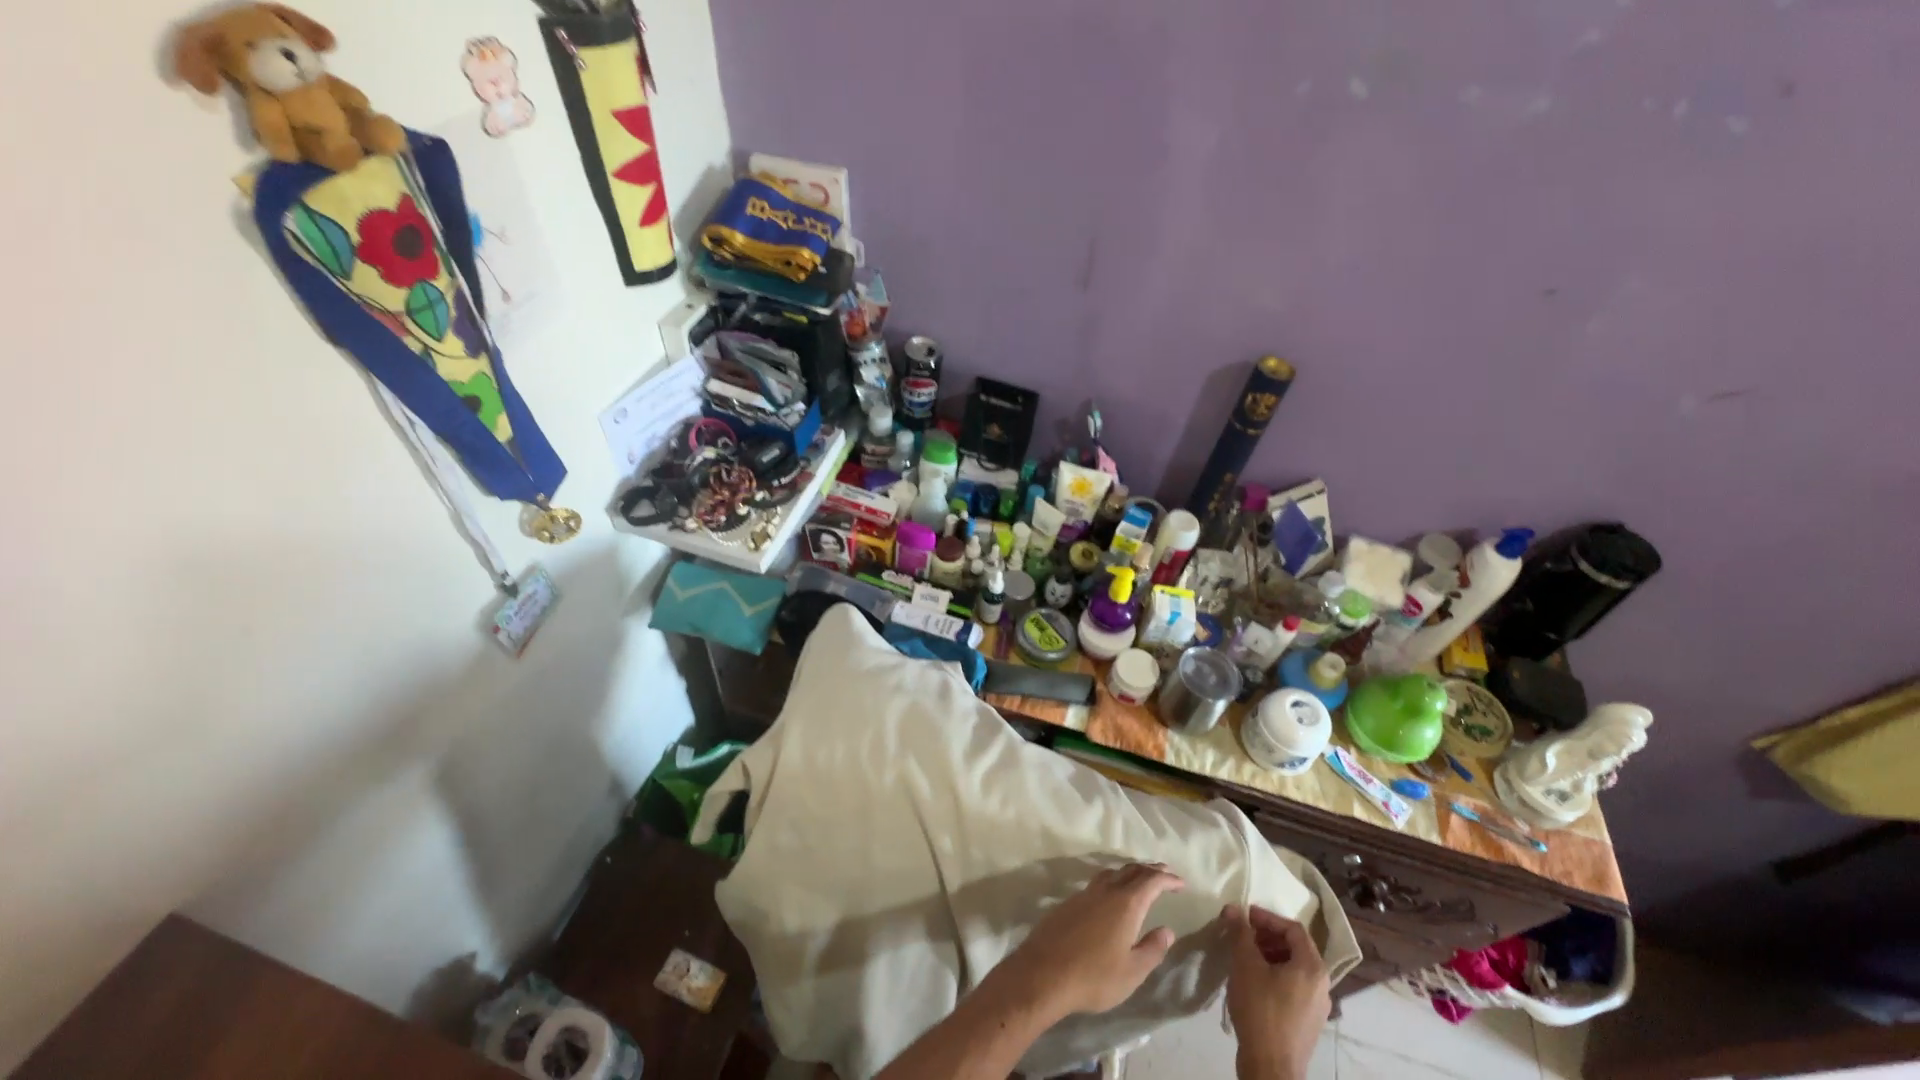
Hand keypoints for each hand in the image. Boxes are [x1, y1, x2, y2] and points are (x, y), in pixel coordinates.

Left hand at [986, 862, 1185, 1021]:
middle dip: (1150, 869)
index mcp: (1126, 904)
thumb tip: (1167, 931)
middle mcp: (1105, 892)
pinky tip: (1108, 897)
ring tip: (1138, 879)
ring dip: (1128, 872)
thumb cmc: (1094, 977)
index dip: (1168, 879)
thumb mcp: (1132, 971)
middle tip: (1164, 872)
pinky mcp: (1066, 905)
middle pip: (1130, 871)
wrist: (1042, 975)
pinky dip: (1110, 882)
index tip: (1180, 883)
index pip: (1151, 881)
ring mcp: (1082, 896)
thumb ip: (1152, 949)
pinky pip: (1095, 884)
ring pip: (1110, 874)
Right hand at [1222, 905, 1330, 1079]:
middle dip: (1267, 937)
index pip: (1293, 929)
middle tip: (1242, 936)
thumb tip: (1234, 908)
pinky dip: (1275, 977)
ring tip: (1244, 959)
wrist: (1271, 1067)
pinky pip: (1293, 989)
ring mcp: (1317, 1007)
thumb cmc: (1260, 1010)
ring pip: (1294, 970)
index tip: (1244, 916)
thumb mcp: (1246, 965)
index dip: (1267, 918)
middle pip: (1296, 949)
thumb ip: (1241, 933)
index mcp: (1312, 967)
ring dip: (1269, 957)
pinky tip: (1253, 985)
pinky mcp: (1308, 1023)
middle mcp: (1322, 984)